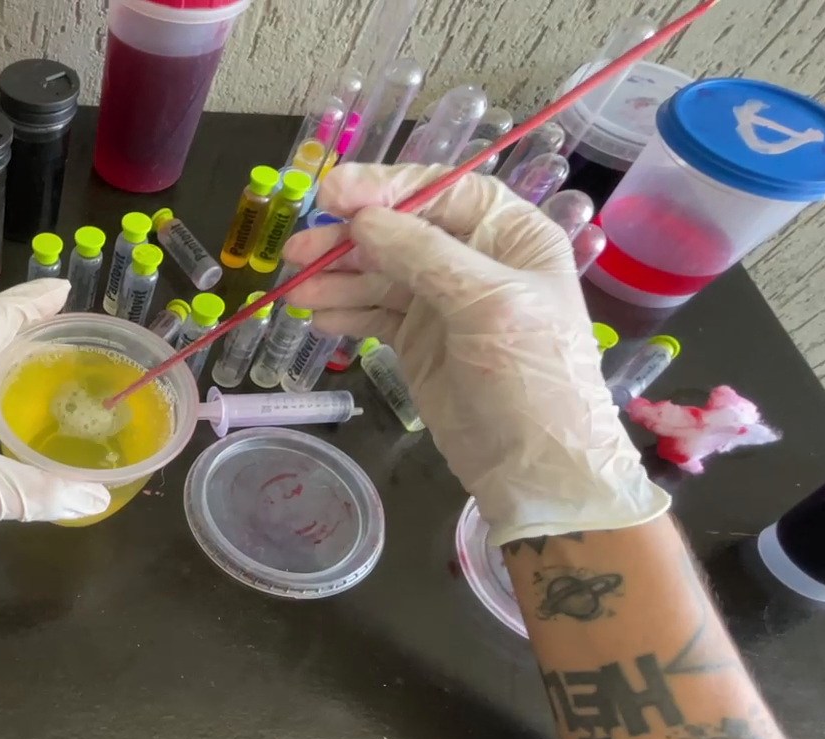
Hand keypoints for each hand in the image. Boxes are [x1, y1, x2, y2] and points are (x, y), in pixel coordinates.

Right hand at [282, 163, 668, 545]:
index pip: (441, 193)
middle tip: (295, 252)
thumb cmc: (529, 378)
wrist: (531, 464)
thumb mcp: (486, 305)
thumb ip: (424, 257)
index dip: (385, 189)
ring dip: (334, 282)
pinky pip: (372, 317)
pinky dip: (344, 315)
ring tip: (293, 294)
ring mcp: (440, 305)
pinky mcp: (416, 342)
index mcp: (508, 237)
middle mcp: (472, 263)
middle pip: (398, 235)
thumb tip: (362, 221)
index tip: (330, 194)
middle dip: (346, 241)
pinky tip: (318, 320)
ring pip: (377, 279)